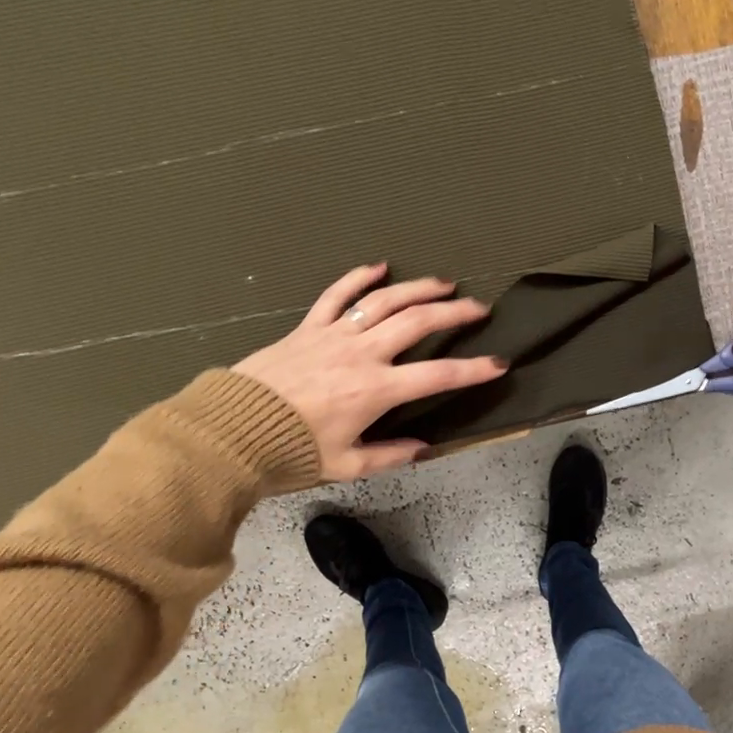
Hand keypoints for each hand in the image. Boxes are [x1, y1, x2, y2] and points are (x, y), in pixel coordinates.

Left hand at [233, 263, 505, 480]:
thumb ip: (389, 455)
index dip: (472, 370)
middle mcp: (361, 355)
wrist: (233, 431)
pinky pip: (336, 295)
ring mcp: (333, 336)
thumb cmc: (292, 452)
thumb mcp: (346, 464)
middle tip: (478, 308)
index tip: (498, 364)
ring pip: (383, 301)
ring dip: (417, 289)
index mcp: (376, 391)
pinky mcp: (308, 328)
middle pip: (416, 323)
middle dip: (453, 313)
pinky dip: (358, 278)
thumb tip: (422, 448)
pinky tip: (379, 267)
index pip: (437, 376)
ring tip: (442, 284)